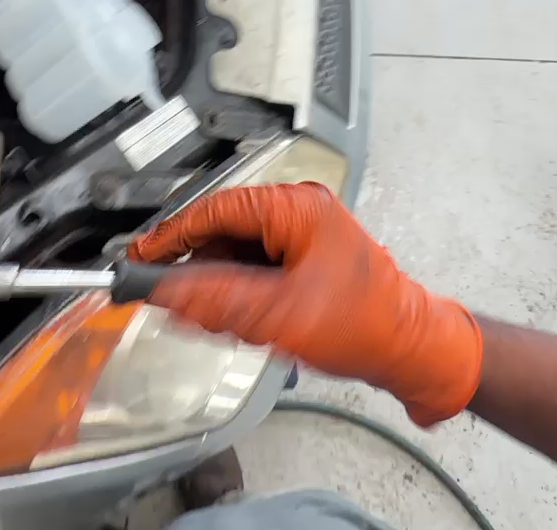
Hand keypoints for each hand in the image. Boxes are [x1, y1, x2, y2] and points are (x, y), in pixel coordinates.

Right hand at [128, 182, 481, 425]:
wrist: (414, 349)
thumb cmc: (367, 324)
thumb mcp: (282, 316)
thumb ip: (218, 302)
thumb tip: (168, 292)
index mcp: (296, 208)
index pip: (217, 209)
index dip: (174, 234)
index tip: (142, 256)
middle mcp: (299, 211)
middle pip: (225, 227)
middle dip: (197, 263)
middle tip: (164, 290)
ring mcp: (303, 232)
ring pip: (238, 249)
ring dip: (219, 281)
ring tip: (213, 314)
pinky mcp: (304, 256)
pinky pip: (256, 264)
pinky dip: (238, 288)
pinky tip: (237, 315)